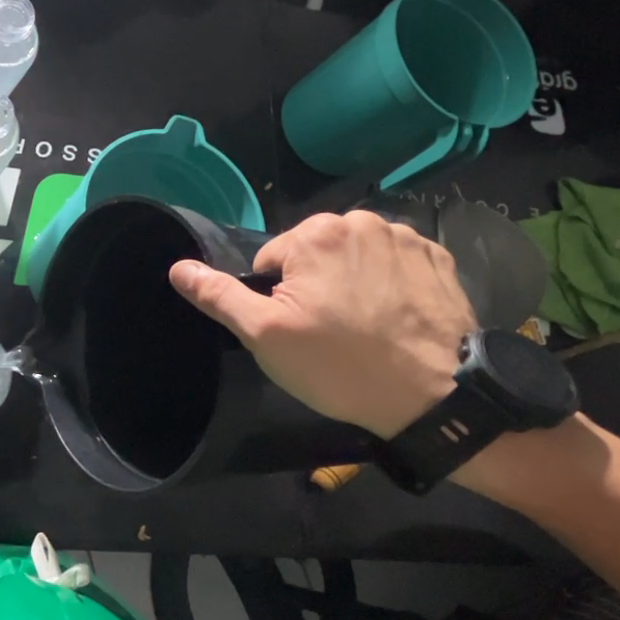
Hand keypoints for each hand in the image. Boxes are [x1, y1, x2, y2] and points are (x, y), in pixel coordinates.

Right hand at [169, 210, 475, 437]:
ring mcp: (408, 238)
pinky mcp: (441, 259)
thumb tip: (178, 267)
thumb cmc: (340, 365)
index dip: (277, 298)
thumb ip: (218, 295)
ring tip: (365, 329)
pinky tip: (394, 321)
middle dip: (314, 286)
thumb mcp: (264, 336)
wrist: (436, 399)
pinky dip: (389, 286)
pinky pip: (395, 265)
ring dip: (351, 283)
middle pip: (314, 254)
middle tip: (329, 333)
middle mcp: (362, 221)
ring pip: (354, 258)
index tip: (299, 331)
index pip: (272, 261)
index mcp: (315, 233)